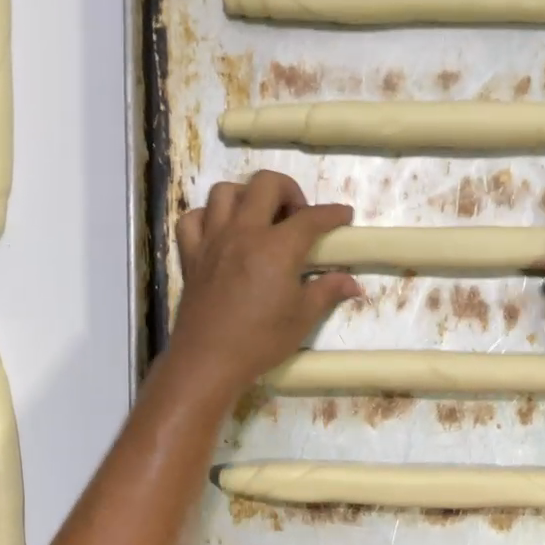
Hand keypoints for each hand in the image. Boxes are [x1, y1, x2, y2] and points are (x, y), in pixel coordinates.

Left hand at [169, 171, 359, 391]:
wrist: (209, 359)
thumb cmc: (261, 341)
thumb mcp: (302, 318)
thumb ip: (327, 292)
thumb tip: (353, 284)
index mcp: (276, 248)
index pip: (311, 218)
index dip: (332, 214)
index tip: (343, 216)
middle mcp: (243, 232)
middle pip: (265, 184)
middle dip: (288, 190)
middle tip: (296, 215)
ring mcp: (213, 240)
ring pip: (225, 192)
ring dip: (246, 196)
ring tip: (259, 217)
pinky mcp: (191, 255)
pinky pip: (192, 219)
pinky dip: (207, 217)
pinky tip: (220, 231)